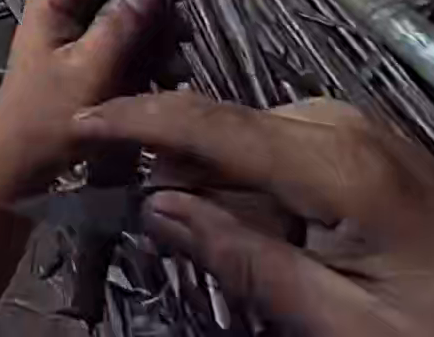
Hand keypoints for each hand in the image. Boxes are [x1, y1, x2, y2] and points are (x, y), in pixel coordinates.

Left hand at [0, 0, 161, 180]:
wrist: (22, 162)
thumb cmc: (51, 114)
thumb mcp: (91, 69)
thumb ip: (119, 27)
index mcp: (53, 1)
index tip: (176, 1)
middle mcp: (59, 8)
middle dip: (149, 19)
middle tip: (182, 44)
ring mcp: (69, 33)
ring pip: (119, 22)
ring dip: (149, 44)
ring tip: (175, 70)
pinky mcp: (79, 57)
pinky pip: (115, 46)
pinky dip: (138, 60)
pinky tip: (162, 81)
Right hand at [73, 95, 433, 336]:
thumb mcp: (354, 330)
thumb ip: (247, 259)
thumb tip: (157, 204)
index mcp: (332, 160)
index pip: (204, 122)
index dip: (133, 117)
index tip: (76, 119)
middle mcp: (331, 122)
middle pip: (217, 128)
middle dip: (169, 160)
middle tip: (134, 206)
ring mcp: (347, 127)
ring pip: (240, 139)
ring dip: (208, 177)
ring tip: (193, 226)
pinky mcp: (357, 142)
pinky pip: (273, 148)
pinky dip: (245, 182)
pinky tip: (253, 225)